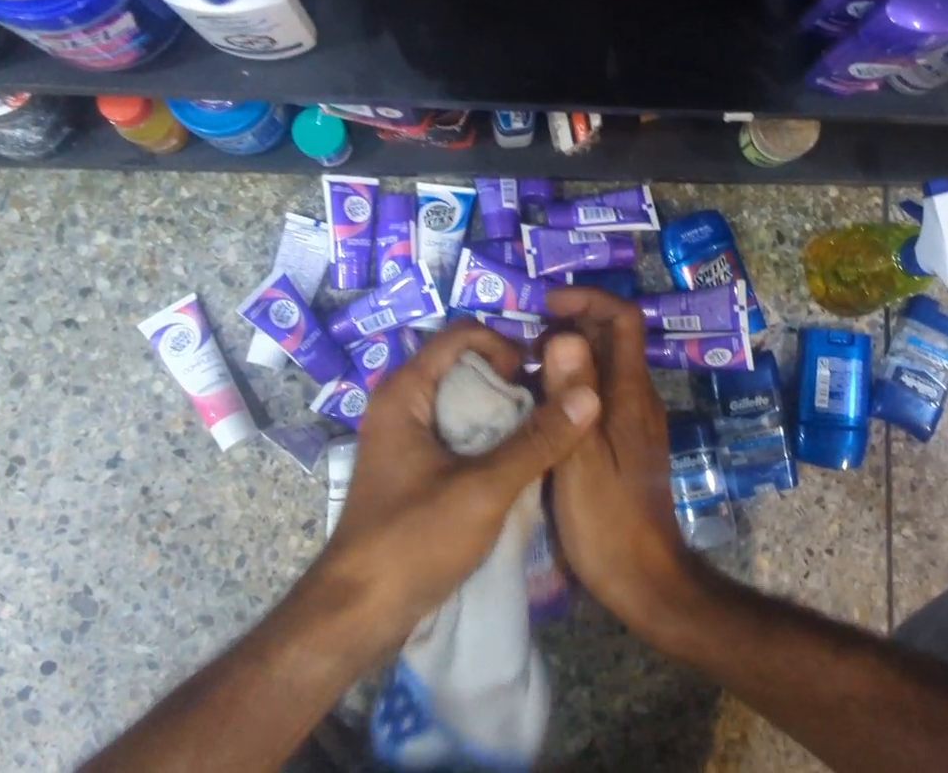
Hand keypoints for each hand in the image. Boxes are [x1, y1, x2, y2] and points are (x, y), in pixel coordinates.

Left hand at [307, 320, 600, 655]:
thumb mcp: (484, 489)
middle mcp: (402, 403)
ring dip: (506, 412)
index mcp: (405, 392)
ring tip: (546, 436)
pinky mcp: (416, 467)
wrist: (358, 614)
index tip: (542, 377)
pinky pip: (461, 432)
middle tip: (555, 407)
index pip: (463, 333)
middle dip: (514, 380)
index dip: (507, 345)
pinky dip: (492, 437)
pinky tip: (521, 462)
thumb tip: (589, 393)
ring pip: (467, 401)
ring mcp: (407, 437)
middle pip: (467, 365)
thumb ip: (538, 441)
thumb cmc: (413, 541)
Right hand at [540, 287, 702, 634]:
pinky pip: (598, 393)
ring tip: (520, 370)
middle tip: (522, 343)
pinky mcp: (624, 441)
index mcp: (631, 395)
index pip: (623, 319)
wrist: (644, 579)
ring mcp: (633, 420)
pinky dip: (569, 384)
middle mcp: (638, 398)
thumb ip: (570, 397)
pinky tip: (536, 407)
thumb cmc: (607, 522)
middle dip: (571, 324)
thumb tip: (563, 335)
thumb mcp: (580, 459)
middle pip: (612, 337)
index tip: (545, 305)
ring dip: (566, 355)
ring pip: (603, 365)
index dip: (588, 299)